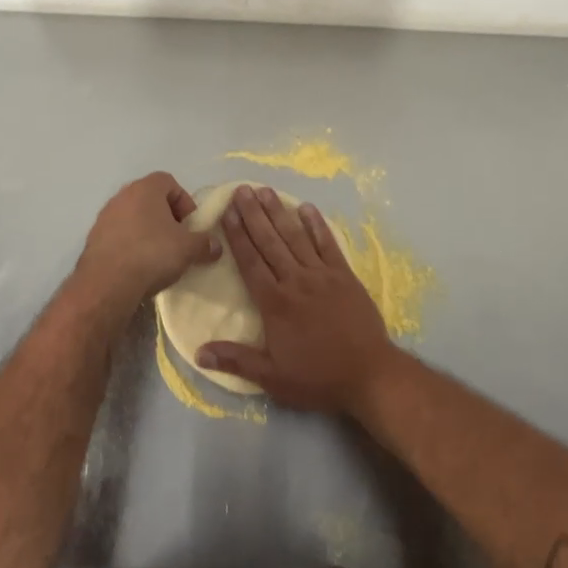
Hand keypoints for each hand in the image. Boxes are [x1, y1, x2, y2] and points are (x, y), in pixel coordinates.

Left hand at [73, 172, 221, 309]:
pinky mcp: (93, 239)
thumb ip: (204, 243)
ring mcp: (104, 217)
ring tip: (158, 257)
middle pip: (151, 200)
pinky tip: (138, 266)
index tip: (190, 226)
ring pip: (133, 218)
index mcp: (145, 188)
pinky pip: (119, 235)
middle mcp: (122, 196)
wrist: (107, 284)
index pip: (170, 183)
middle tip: (178, 240)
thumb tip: (215, 246)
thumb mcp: (188, 249)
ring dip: (148, 232)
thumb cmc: (152, 254)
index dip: (184, 202)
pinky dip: (131, 245)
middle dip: (167, 218)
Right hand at [196, 185, 395, 412]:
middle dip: (253, 214)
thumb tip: (198, 352)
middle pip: (269, 242)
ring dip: (279, 212)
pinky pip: (327, 244)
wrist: (369, 374)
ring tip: (265, 190)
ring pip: (295, 237)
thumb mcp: (272, 378)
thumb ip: (236, 360)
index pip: (250, 262)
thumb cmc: (318, 378)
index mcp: (274, 303)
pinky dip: (316, 225)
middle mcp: (295, 281)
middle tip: (241, 189)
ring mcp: (322, 275)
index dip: (237, 236)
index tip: (226, 212)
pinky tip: (306, 208)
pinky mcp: (344, 275)